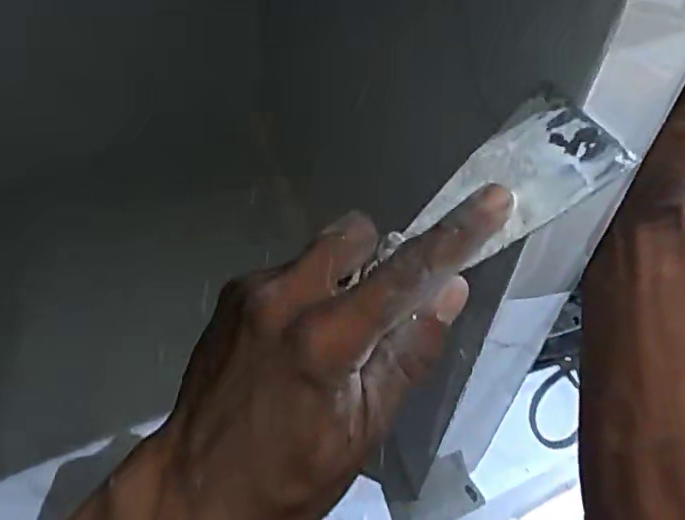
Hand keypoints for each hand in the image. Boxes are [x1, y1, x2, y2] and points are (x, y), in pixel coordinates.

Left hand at [75, 185, 514, 519]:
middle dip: (375, 255)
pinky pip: (288, 267)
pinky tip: (290, 338)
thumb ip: (409, 353)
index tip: (491, 200)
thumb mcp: (362, 430)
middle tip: (374, 306)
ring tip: (327, 330)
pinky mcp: (233, 287)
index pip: (405, 273)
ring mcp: (253, 286)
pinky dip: (304, 289)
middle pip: (354, 231)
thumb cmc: (290, 473)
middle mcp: (285, 294)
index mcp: (325, 338)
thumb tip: (451, 289)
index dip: (455, 234)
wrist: (193, 485)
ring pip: (319, 247)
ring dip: (338, 273)